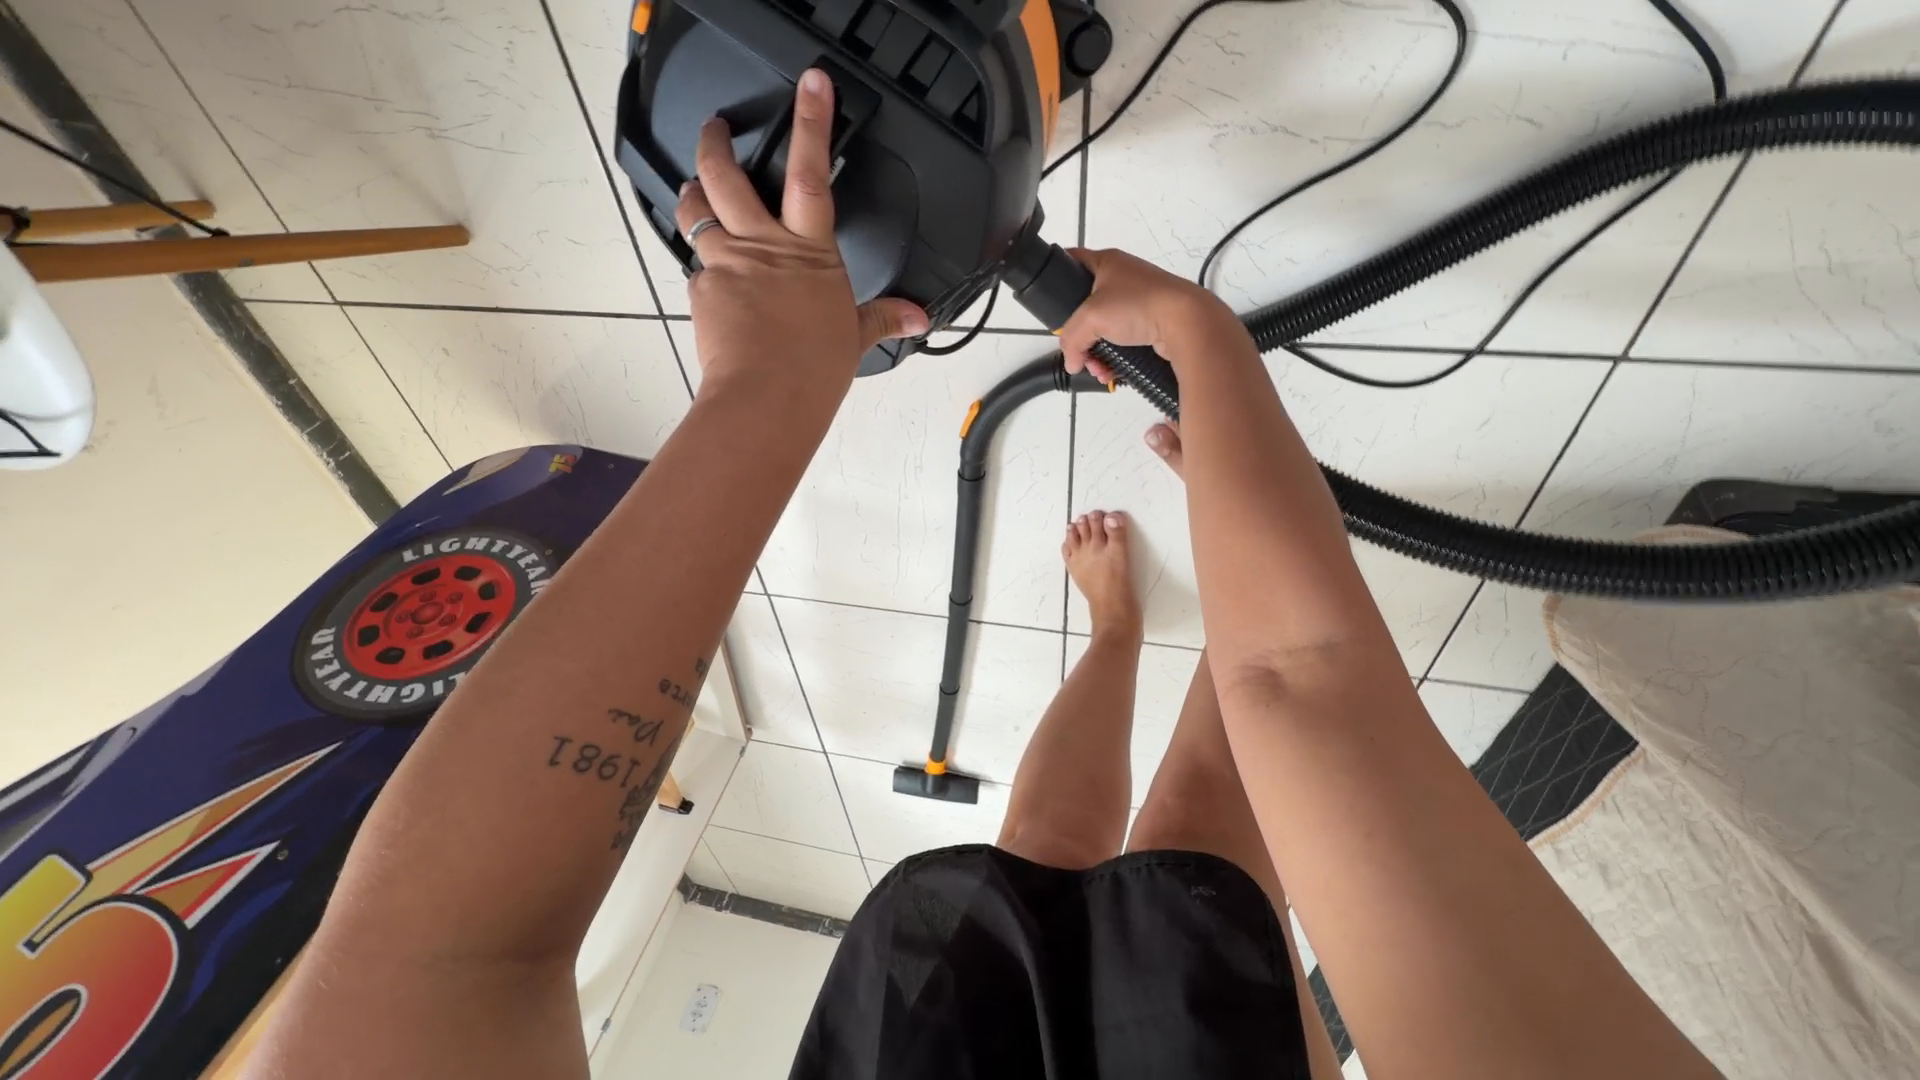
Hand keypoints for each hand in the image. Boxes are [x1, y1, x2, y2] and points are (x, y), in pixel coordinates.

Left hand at [676, 69, 927, 396]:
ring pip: (696, 214)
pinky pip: (698, 271)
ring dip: (692, 197)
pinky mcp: (702, 293)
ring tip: (694, 194)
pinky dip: (704, 272)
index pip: (810, 173)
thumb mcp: (855, 338)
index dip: (812, 123)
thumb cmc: (814, 368)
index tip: (812, 84)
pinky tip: (715, 290)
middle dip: (715, 143)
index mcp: (808, 252)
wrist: (766, 399)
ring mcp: (726, 266)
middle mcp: (761, 247)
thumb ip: (883, 318)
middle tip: (716, 129)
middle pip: (725, 177)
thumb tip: (919, 317)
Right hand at [1057, 248, 1248, 381]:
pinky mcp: (1151, 322)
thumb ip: (1071, 340)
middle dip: (1079, 335)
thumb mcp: (1091, 318)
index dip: (1056, 276)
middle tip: (1078, 352)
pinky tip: (1113, 373)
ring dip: (1097, 353)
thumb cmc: (1136, 305)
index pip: (1071, 260)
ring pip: (1104, 329)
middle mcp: (1122, 278)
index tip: (1048, 302)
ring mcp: (1138, 300)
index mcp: (1106, 262)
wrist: (1186, 322)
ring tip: (1099, 370)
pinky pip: (1123, 342)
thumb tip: (1071, 363)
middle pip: (1086, 307)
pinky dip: (1115, 358)